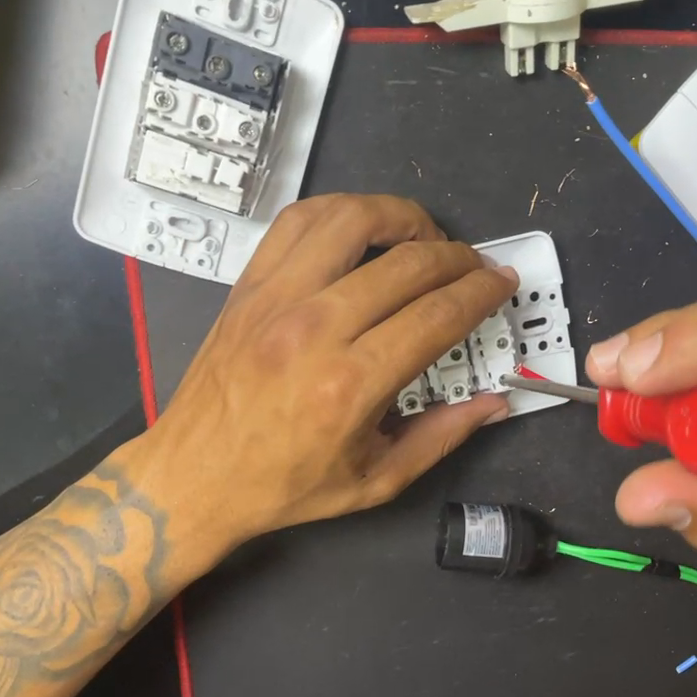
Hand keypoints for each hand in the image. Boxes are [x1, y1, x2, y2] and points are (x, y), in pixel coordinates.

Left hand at [133, 195, 516, 553]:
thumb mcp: (377, 480)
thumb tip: (497, 403)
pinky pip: (299, 221)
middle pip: (406, 264)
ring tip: (424, 238)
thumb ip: (442, 436)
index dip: (481, 292)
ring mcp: (276, 299)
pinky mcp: (249, 285)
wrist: (196, 475)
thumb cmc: (288, 485)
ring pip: (352, 220)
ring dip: (402, 217)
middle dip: (457, 258)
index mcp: (352, 385)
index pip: (437, 315)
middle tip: (475, 268)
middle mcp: (315, 329)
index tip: (501, 283)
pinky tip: (364, 230)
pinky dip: (342, 211)